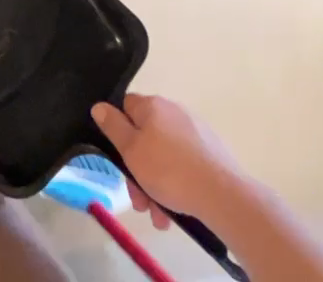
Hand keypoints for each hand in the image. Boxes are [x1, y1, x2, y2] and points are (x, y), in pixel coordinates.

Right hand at [92, 93, 242, 228]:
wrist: (222, 195)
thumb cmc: (168, 171)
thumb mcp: (131, 150)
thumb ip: (113, 127)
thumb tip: (100, 106)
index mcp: (153, 106)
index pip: (125, 106)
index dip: (116, 130)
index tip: (118, 158)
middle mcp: (174, 112)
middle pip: (144, 137)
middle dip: (137, 171)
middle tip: (138, 200)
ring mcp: (195, 132)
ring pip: (163, 157)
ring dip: (154, 186)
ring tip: (157, 216)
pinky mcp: (210, 153)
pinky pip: (183, 166)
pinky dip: (175, 186)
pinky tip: (174, 212)